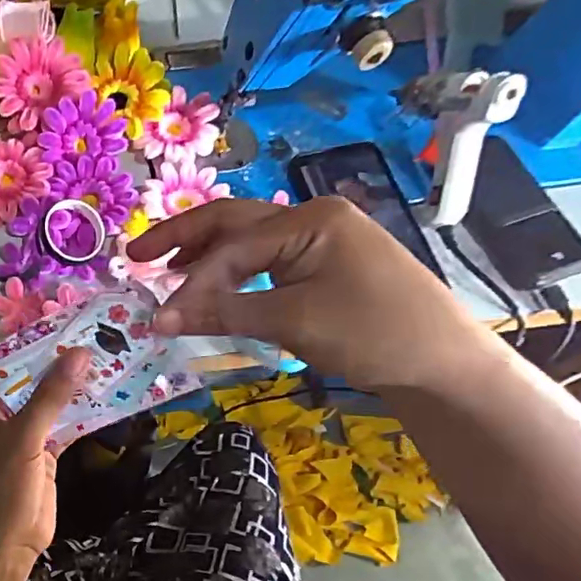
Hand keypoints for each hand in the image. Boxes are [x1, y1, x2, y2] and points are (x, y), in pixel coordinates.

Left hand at [0, 347, 88, 564]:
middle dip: (61, 364)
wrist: (6, 546)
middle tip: (97, 337)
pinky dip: (83, 414)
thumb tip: (79, 353)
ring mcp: (23, 434)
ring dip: (75, 388)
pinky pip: (64, 426)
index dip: (35, 344)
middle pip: (32, 381)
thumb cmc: (2, 488)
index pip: (7, 364)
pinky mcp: (44, 453)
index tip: (68, 324)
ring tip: (109, 358)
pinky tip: (109, 396)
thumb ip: (51, 395)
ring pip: (51, 403)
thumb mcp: (24, 437)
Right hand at [128, 197, 489, 390]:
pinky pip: (270, 261)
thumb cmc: (373, 333)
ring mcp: (323, 239)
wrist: (444, 363)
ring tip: (169, 272)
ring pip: (250, 241)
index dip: (193, 282)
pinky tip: (219, 287)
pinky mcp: (327, 264)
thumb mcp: (292, 321)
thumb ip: (224, 312)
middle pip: (234, 223)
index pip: (233, 246)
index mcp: (308, 218)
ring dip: (209, 256)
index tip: (160, 316)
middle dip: (184, 239)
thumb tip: (160, 318)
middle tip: (137, 257)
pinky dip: (238, 274)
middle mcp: (312, 216)